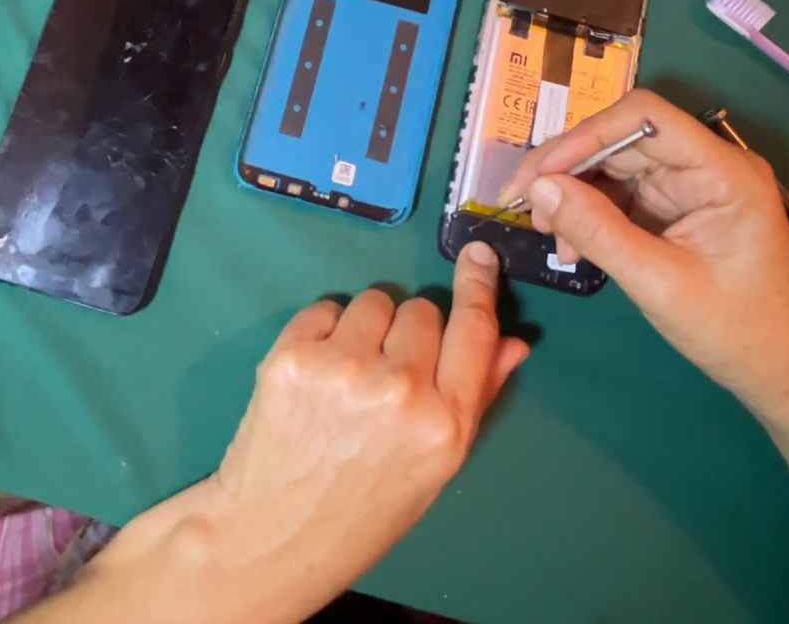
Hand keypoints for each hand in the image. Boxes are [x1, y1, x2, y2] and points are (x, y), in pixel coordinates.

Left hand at [83, 244, 527, 623]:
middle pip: (421, 309)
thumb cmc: (365, 505)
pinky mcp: (291, 355)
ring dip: (366, 326)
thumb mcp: (435, 466)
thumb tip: (513, 342)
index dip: (478, 286)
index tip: (476, 254)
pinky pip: (326, 306)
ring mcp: (340, 369)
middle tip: (386, 372)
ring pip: (374, 301)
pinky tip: (317, 372)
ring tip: (348, 375)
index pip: (474, 331)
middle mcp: (396, 391)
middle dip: (409, 332)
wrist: (274, 533)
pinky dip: (325, 329)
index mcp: (442, 426)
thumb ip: (475, 398)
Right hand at [501, 89, 788, 425]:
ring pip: (613, 166)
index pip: (643, 117)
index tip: (539, 175)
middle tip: (520, 203)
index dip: (584, 136)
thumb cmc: (736, 332)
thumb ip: (597, 231)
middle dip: (566, 167)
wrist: (784, 377)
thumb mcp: (658, 283)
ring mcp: (690, 185)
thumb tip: (538, 189)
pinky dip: (588, 213)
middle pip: (620, 139)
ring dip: (572, 193)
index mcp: (721, 171)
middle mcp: (705, 165)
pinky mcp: (676, 207)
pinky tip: (568, 241)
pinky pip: (620, 193)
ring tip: (544, 231)